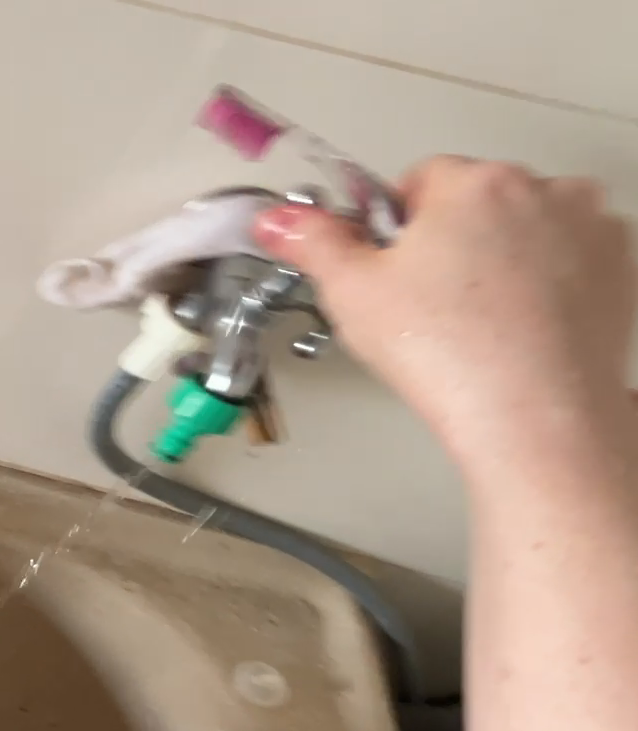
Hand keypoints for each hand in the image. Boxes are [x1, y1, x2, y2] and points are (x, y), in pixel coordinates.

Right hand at [254, 156, 636, 474]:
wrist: (527, 400)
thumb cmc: (444, 343)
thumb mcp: (347, 288)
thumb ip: (311, 242)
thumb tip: (277, 219)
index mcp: (475, 184)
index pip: (414, 179)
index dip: (383, 226)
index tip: (373, 265)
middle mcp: (545, 190)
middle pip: (468, 202)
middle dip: (435, 240)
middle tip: (405, 297)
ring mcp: (591, 226)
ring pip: (514, 230)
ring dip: (484, 259)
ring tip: (451, 315)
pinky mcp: (617, 265)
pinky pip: (557, 260)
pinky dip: (527, 284)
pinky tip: (494, 323)